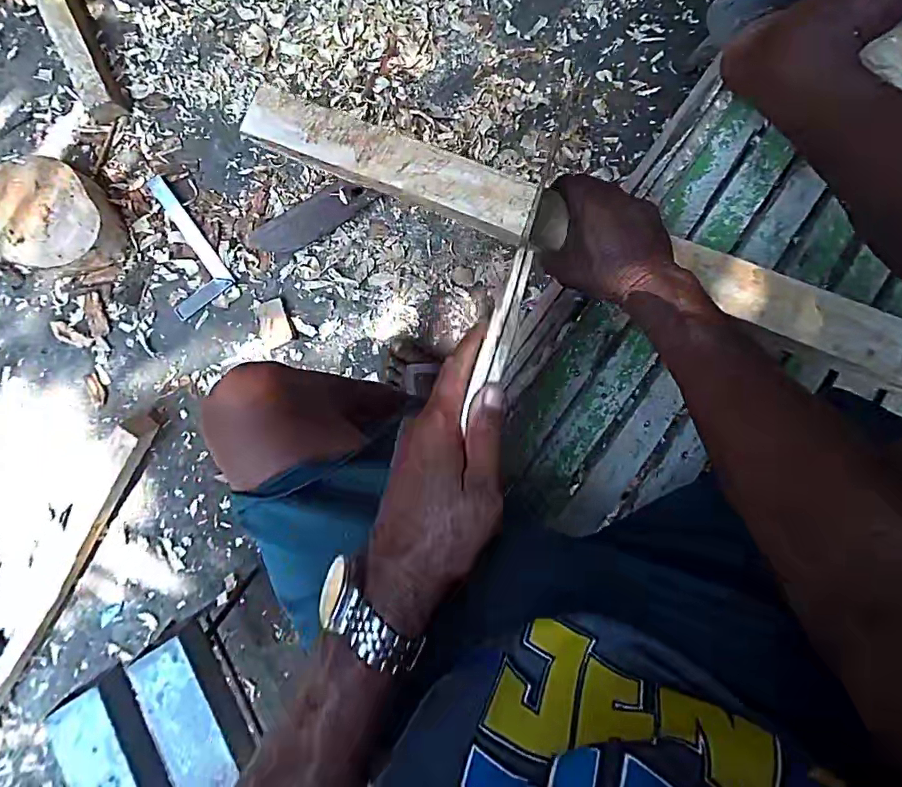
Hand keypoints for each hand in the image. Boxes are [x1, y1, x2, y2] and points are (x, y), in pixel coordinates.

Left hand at [365, 322, 504, 633]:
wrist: (398, 580)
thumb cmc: (447, 535)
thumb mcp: (480, 489)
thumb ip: (486, 436)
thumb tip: (493, 387)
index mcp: (437, 427)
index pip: (456, 371)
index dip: (474, 343)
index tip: (491, 321)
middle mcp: (418, 428)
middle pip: (449, 384)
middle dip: (474, 362)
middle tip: (503, 346)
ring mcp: (409, 445)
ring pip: (442, 405)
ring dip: (466, 388)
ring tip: (495, 377)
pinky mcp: (409, 463)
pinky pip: (437, 424)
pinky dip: (457, 411)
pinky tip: (473, 420)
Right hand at [541, 174, 681, 305]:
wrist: (646, 284)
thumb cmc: (608, 272)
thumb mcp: (565, 269)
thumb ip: (548, 257)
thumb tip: (544, 257)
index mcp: (587, 198)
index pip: (566, 181)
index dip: (557, 193)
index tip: (555, 205)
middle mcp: (612, 193)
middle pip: (590, 187)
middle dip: (581, 202)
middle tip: (574, 222)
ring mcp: (634, 202)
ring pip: (612, 199)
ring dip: (603, 211)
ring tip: (598, 234)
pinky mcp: (651, 215)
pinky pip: (632, 211)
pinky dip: (624, 221)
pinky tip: (621, 242)